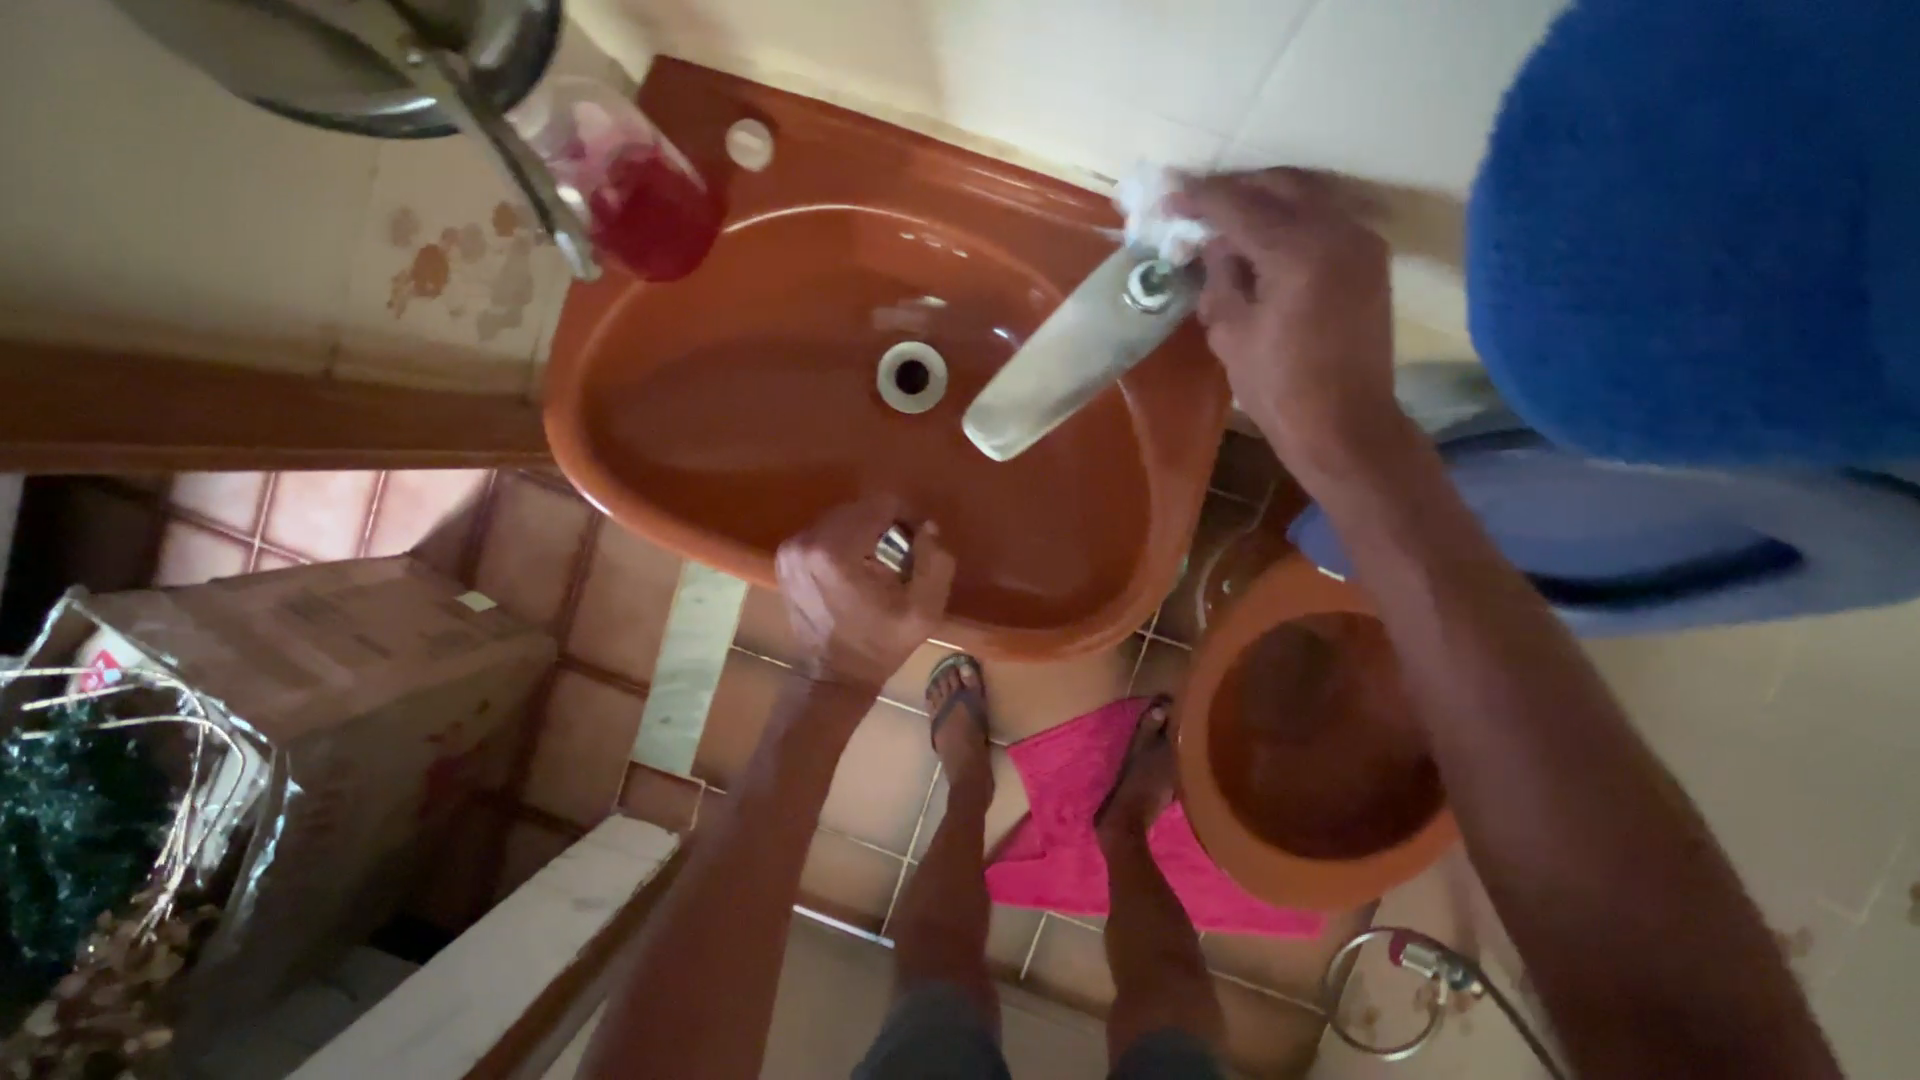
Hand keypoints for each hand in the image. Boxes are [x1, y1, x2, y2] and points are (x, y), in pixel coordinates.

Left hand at [776, 496, 956, 694]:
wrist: (834, 676)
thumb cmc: (881, 645)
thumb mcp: (924, 610)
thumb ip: (935, 562)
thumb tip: (927, 528)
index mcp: (836, 551)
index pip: (880, 505)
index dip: (906, 518)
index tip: (916, 543)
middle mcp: (807, 542)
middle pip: (858, 509)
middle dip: (884, 525)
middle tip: (901, 554)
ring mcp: (791, 550)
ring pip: (840, 519)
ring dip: (864, 532)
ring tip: (879, 563)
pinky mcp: (785, 559)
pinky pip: (823, 533)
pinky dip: (843, 542)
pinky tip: (856, 569)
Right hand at [1182, 169, 1400, 461]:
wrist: (1345, 425)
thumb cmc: (1279, 388)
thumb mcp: (1231, 333)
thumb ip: (1221, 278)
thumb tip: (1216, 245)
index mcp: (1298, 251)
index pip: (1239, 206)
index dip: (1200, 198)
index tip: (1168, 193)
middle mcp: (1337, 232)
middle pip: (1280, 186)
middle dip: (1236, 189)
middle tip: (1198, 202)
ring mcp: (1361, 243)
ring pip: (1307, 199)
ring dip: (1266, 201)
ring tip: (1228, 219)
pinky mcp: (1370, 261)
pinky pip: (1325, 221)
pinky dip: (1292, 220)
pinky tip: (1265, 241)